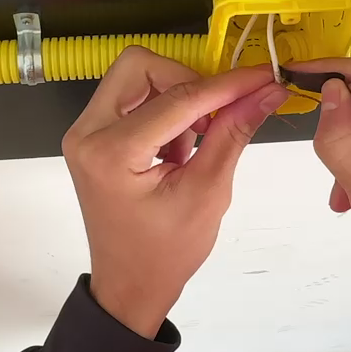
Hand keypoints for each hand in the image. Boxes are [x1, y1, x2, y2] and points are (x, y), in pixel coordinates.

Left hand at [63, 48, 288, 337]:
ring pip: (135, 77)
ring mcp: (85, 132)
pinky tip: (176, 152)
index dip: (226, 85)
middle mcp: (86, 133)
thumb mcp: (207, 193)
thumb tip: (265, 92)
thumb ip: (233, 133)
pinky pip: (131, 97)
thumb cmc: (164, 252)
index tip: (262, 77)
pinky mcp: (93, 135)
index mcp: (110, 153)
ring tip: (190, 149)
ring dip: (174, 99)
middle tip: (213, 119)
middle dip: (186, 83)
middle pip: (141, 66)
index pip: (177, 98)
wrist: (129, 285)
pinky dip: (162, 111)